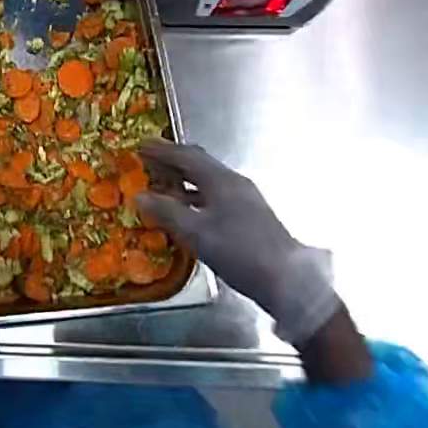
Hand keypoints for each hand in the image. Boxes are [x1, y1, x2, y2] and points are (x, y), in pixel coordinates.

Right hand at [133, 141, 338, 344]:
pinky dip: (194, 194)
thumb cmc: (240, 252)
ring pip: (207, 179)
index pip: (186, 156)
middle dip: (172, 160)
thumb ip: (167, 212)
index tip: (141, 145)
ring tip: (161, 182)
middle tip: (149, 160)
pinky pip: (214, 193)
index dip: (162, 150)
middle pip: (199, 163)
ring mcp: (244, 198)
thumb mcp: (197, 233)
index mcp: (221, 180)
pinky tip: (185, 207)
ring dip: (183, 177)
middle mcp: (234, 183)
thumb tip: (140, 195)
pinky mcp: (248, 214)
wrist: (288, 281)